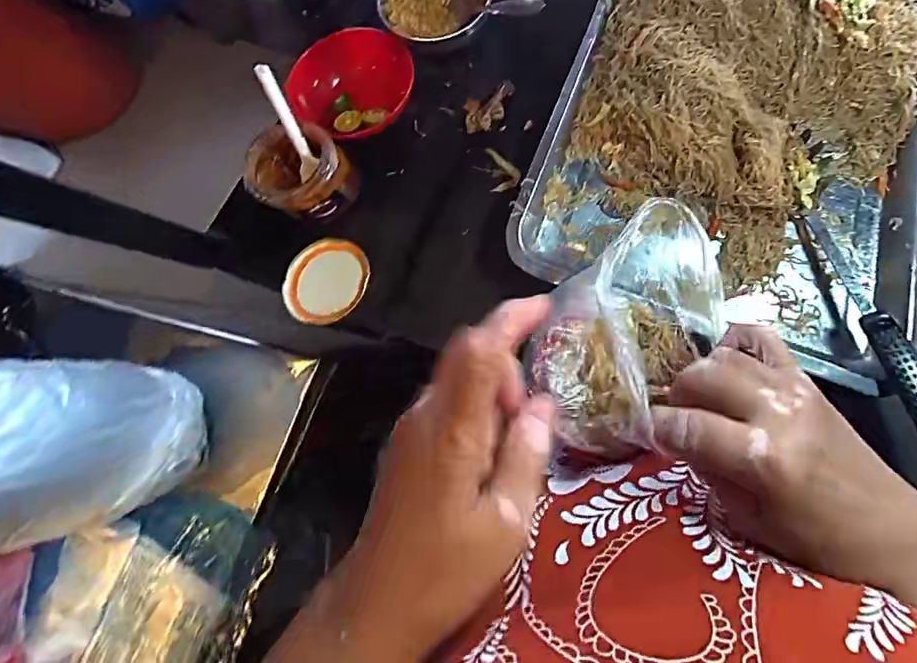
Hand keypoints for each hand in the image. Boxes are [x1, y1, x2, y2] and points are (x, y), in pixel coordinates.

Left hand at [280, 297, 555, 662]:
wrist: (371, 610)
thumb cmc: (444, 571)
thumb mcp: (506, 524)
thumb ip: (527, 455)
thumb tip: (544, 404)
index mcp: (453, 431)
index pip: (479, 350)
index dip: (512, 318)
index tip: (545, 307)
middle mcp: (426, 415)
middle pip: (467, 352)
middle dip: (509, 357)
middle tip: (533, 410)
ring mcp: (411, 427)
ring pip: (458, 375)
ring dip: (494, 385)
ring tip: (517, 433)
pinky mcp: (407, 443)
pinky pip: (449, 399)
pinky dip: (478, 402)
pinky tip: (493, 447)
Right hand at [650, 324, 916, 591]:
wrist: (886, 524)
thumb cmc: (819, 540)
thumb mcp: (752, 522)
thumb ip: (711, 473)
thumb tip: (678, 439)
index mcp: (762, 456)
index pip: (690, 426)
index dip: (659, 425)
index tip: (645, 428)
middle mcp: (776, 410)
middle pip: (704, 376)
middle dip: (677, 392)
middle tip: (672, 412)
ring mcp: (793, 386)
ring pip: (726, 354)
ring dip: (701, 369)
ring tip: (697, 394)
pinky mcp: (806, 376)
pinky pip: (763, 339)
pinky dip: (737, 342)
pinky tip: (727, 359)